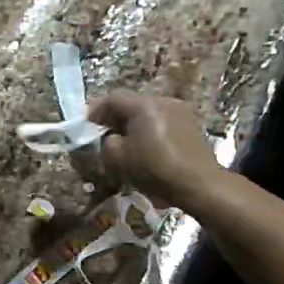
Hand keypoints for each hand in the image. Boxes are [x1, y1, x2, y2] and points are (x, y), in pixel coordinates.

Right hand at [87, 91, 223, 206]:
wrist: (198, 183)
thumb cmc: (153, 168)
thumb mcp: (117, 158)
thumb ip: (106, 142)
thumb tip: (110, 138)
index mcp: (144, 105)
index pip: (112, 99)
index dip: (94, 111)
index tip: (84, 126)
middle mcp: (164, 101)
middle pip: (131, 104)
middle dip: (113, 118)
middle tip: (101, 135)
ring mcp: (180, 112)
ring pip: (147, 113)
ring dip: (132, 125)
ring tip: (123, 143)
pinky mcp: (191, 126)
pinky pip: (161, 122)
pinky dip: (148, 131)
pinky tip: (144, 147)